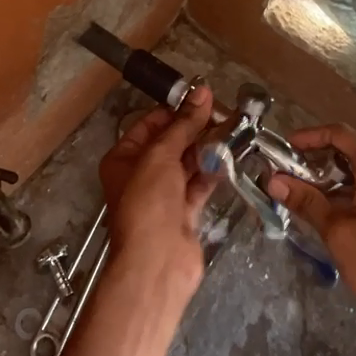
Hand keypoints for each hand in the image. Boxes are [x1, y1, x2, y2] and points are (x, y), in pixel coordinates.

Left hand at [98, 85, 218, 294]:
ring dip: (206, 150)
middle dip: (194, 130)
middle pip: (170, 145)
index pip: (149, 125)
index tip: (200, 98)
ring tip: (232, 131)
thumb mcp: (162, 155)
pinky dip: (212, 173)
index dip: (173, 111)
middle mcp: (140, 176)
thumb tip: (201, 92)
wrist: (157, 263)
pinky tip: (229, 158)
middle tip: (223, 113)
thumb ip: (184, 124)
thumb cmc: (148, 202)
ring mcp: (162, 197)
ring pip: (187, 165)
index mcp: (123, 159)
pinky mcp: (183, 214)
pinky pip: (198, 186)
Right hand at [265, 123, 355, 318]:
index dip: (310, 136)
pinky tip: (328, 214)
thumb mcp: (337, 232)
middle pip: (349, 153)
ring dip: (330, 180)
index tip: (286, 147)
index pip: (340, 135)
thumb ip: (306, 201)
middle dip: (317, 160)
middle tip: (289, 173)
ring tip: (303, 195)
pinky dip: (345, 194)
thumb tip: (273, 180)